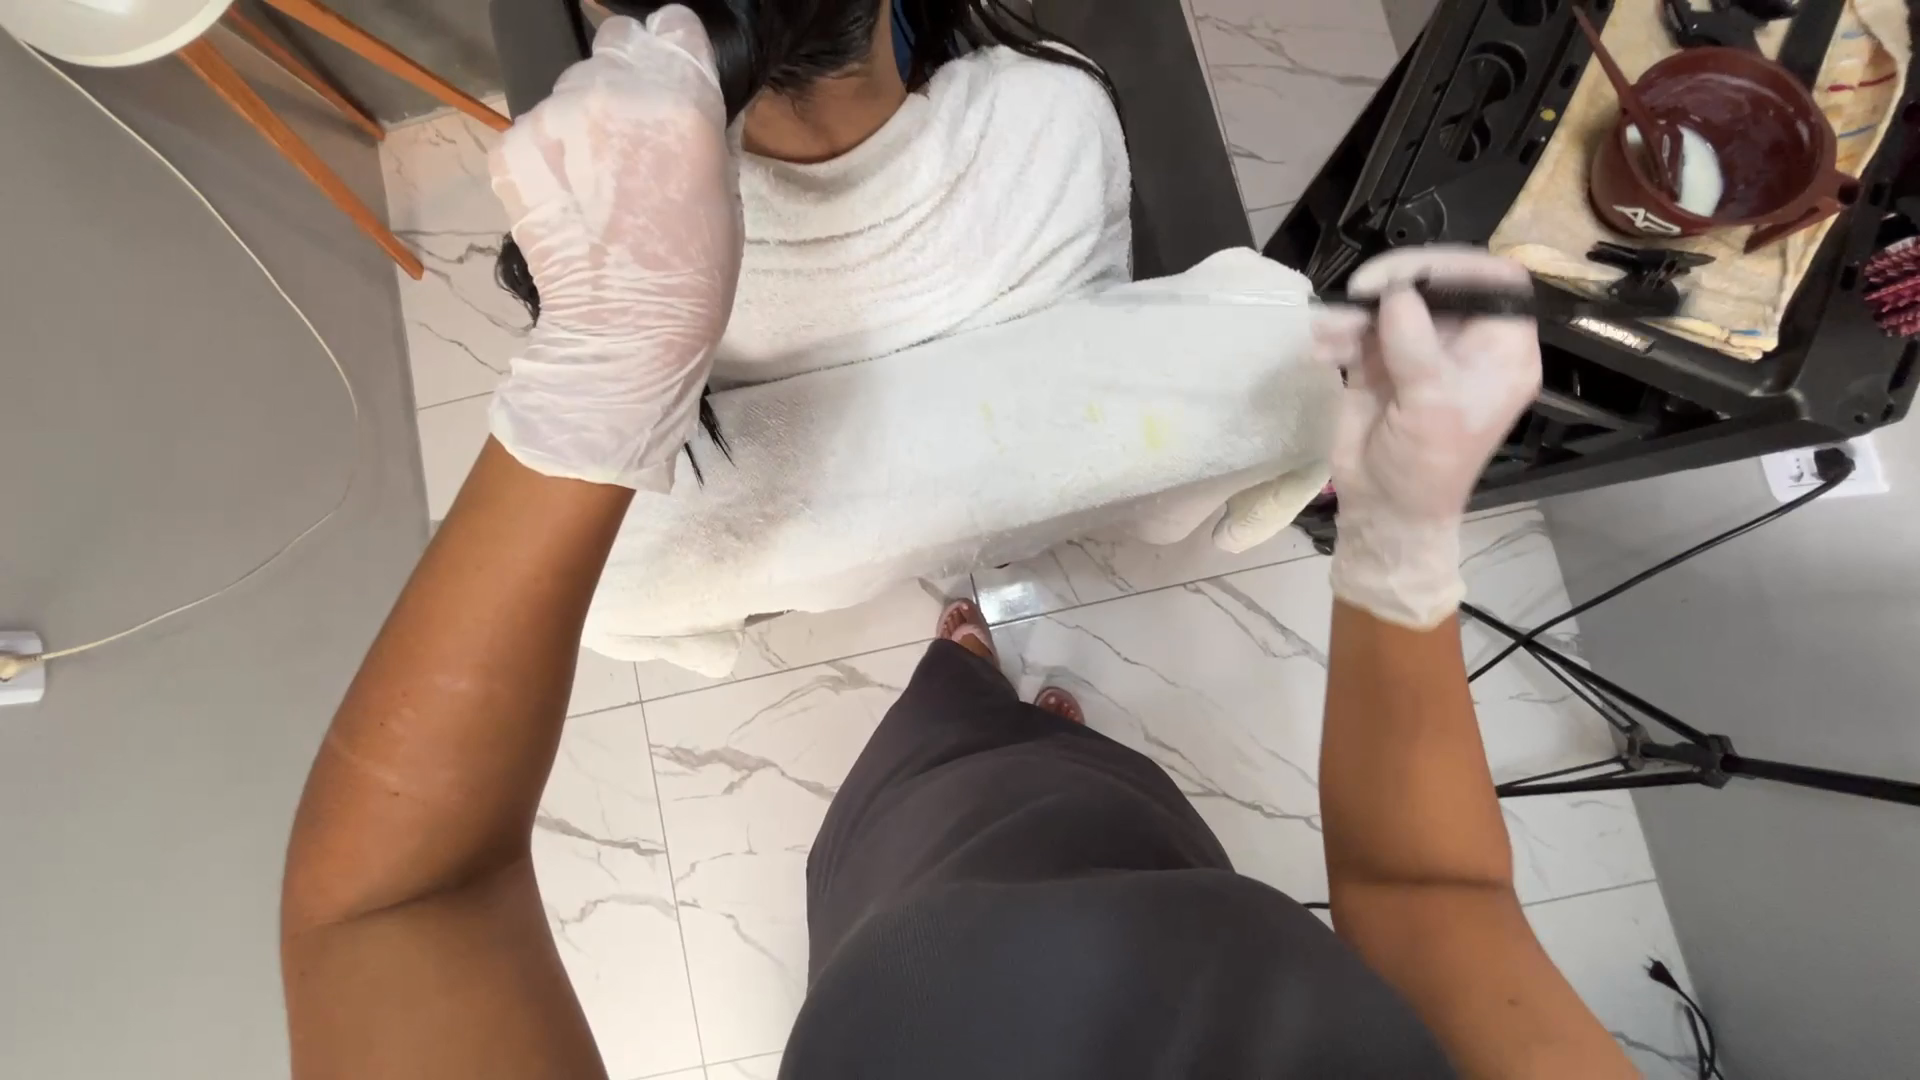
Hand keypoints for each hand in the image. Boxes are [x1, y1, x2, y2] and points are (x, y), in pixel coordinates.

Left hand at [487, 7, 742, 490]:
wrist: (624, 336)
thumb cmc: (693, 282)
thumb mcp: (727, 201)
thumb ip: (708, 137)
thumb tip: (697, 106)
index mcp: (678, 107)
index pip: (675, 28)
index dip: (681, 58)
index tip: (682, 87)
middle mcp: (611, 95)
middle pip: (620, 43)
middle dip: (634, 81)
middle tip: (643, 142)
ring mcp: (553, 118)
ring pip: (576, 84)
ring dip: (593, 118)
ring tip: (608, 183)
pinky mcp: (512, 147)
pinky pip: (541, 124)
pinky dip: (559, 152)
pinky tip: (577, 199)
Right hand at [1312, 246, 1542, 628]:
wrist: (1384, 508)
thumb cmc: (1428, 464)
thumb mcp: (1433, 403)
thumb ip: (1415, 344)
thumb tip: (1396, 293)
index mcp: (1498, 350)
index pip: (1492, 284)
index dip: (1457, 268)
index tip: (1413, 273)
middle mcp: (1458, 345)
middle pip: (1434, 290)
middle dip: (1396, 287)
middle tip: (1361, 289)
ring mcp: (1413, 355)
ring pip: (1388, 311)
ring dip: (1355, 316)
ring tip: (1328, 334)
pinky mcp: (1374, 369)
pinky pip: (1356, 336)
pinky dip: (1337, 336)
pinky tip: (1320, 350)